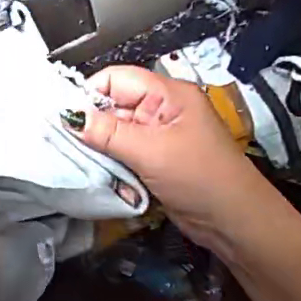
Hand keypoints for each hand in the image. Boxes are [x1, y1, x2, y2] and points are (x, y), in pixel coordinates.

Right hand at [70, 66, 266, 238]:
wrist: (232, 220)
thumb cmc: (201, 179)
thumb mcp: (151, 151)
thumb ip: (107, 132)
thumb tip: (69, 115)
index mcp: (168, 94)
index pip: (116, 79)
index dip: (89, 95)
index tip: (67, 120)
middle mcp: (160, 109)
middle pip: (111, 105)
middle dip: (90, 124)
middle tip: (68, 144)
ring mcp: (156, 135)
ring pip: (112, 131)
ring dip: (99, 146)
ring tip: (84, 161)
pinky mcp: (152, 159)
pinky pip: (120, 152)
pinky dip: (108, 161)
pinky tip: (100, 172)